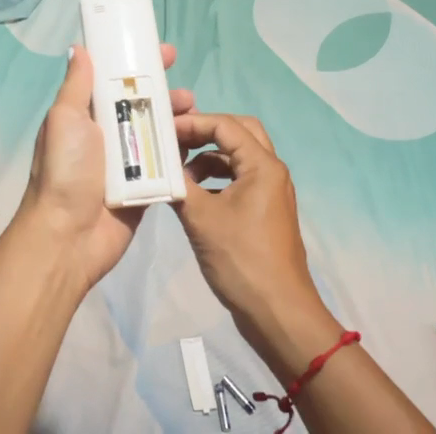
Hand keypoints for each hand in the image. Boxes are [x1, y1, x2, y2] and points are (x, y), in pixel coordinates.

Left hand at [16, 43, 188, 286]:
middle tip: (187, 93)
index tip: (162, 52)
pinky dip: (182, 152)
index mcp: (87, 116)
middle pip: (142, 106)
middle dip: (165, 94)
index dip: (137, 65)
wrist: (67, 236)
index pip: (115, 81)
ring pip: (158, 133)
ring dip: (178, 121)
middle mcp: (107, 135)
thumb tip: (78, 48)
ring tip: (195, 114)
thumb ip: (76, 85)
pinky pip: (167, 165)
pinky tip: (198, 142)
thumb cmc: (64, 171)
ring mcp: (127, 163)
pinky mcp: (144, 188)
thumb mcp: (65, 119)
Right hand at [171, 113, 342, 379]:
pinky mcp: (265, 212)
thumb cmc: (241, 259)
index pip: (225, 125)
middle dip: (206, 133)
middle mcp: (271, 171)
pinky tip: (193, 195)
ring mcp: (270, 192)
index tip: (163, 130)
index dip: (192, 123)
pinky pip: (239, 180)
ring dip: (209, 158)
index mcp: (262, 165)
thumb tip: (158, 167)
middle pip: (239, 133)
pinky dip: (216, 179)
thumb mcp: (201, 218)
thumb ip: (178, 185)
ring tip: (179, 172)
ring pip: (238, 158)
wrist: (277, 312)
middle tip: (176, 141)